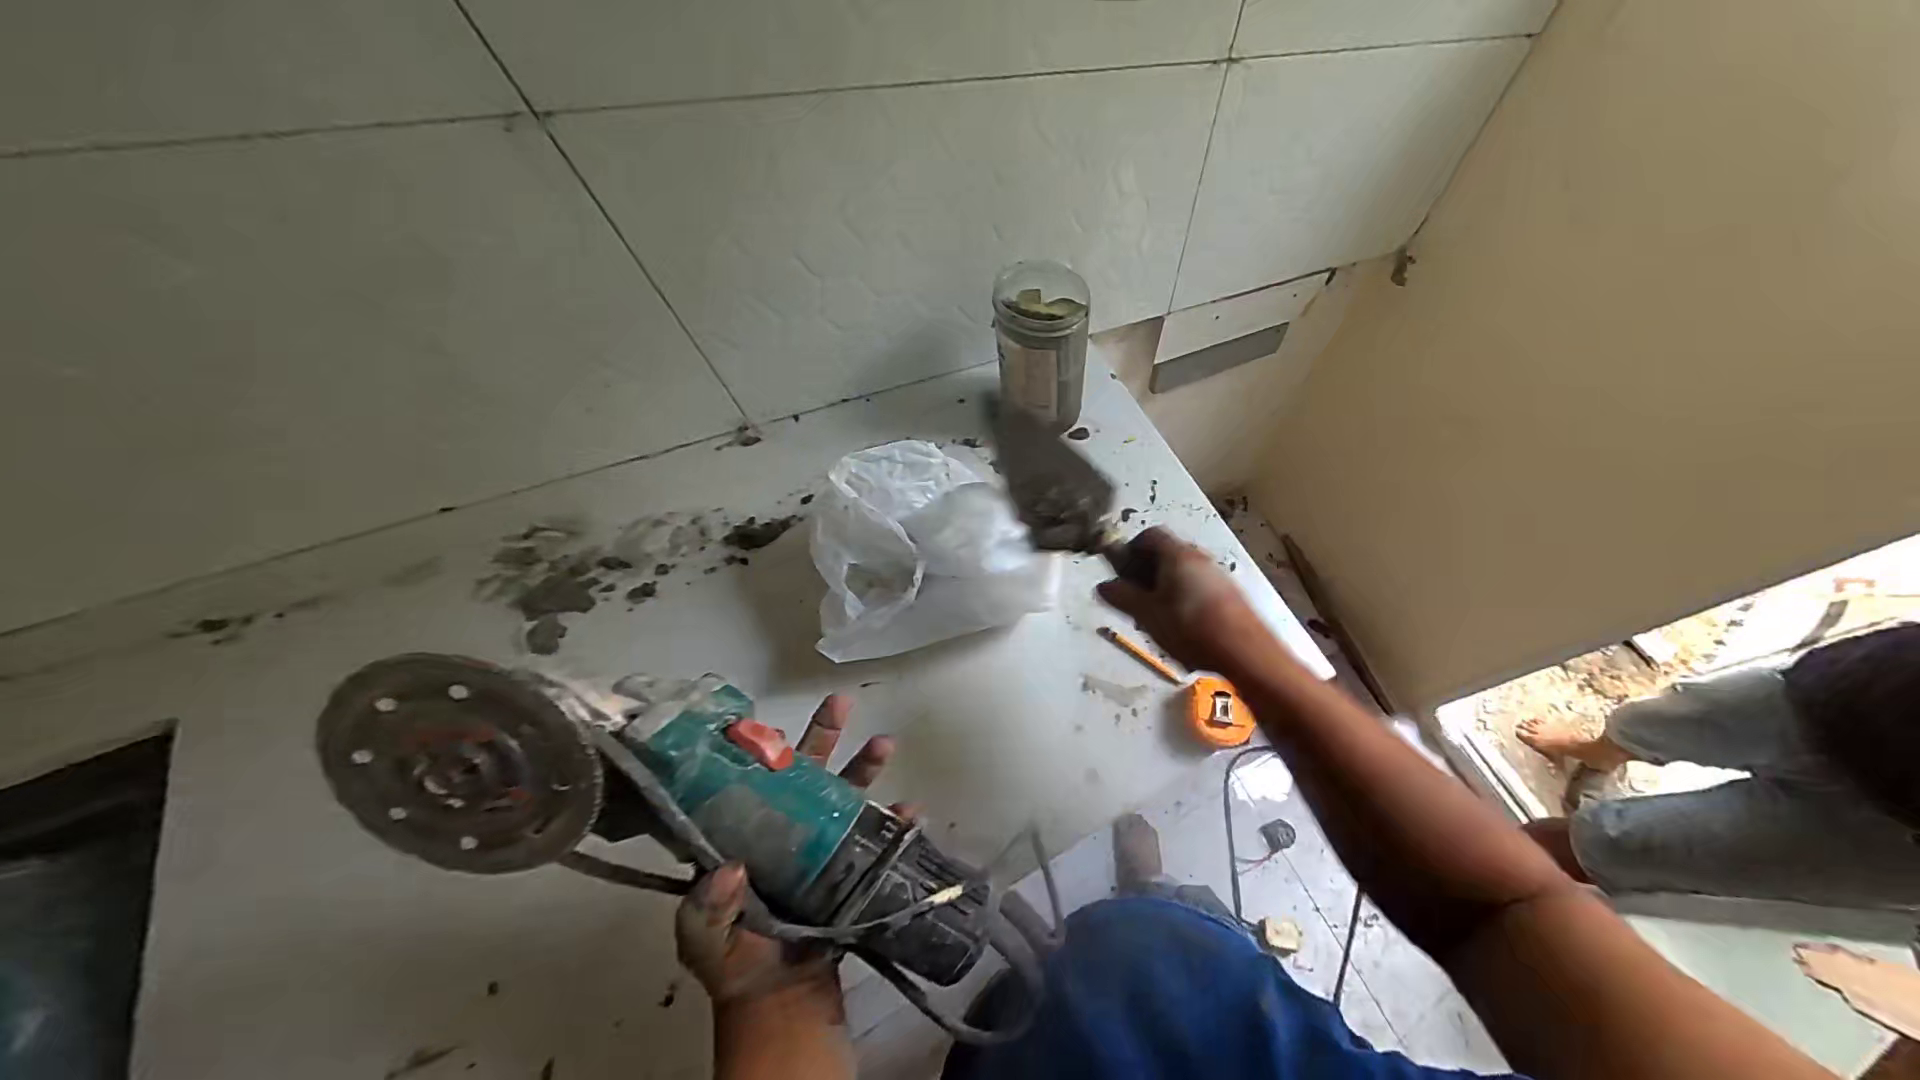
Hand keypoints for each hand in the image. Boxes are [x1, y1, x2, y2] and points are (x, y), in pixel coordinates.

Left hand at [675, 694, 899, 1012]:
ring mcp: (823, 844)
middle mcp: (787, 828)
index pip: (754, 781)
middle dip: (823, 734)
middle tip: (840, 702)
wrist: (783, 1002)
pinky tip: (908, 812)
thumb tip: (731, 869)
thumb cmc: (737, 963)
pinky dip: (895, 822)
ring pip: (845, 793)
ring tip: (884, 743)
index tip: (769, 726)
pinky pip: (877, 836)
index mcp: (748, 834)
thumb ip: (706, 907)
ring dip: (865, 766)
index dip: (761, 751)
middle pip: (806, 772)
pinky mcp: (853, 865)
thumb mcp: (703, 939)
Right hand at [1096, 527, 1267, 674]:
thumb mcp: (1146, 615)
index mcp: (1177, 554)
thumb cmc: (1191, 629)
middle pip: (1165, 552)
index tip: (1121, 573)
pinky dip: (1183, 597)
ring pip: (1182, 571)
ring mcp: (1218, 575)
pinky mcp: (1229, 594)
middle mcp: (1199, 557)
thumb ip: (1122, 597)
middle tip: (1134, 598)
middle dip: (1145, 572)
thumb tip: (1104, 585)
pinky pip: (1198, 586)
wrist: (1247, 653)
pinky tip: (1181, 626)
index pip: (1149, 535)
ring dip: (1163, 587)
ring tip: (1155, 617)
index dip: (1130, 550)